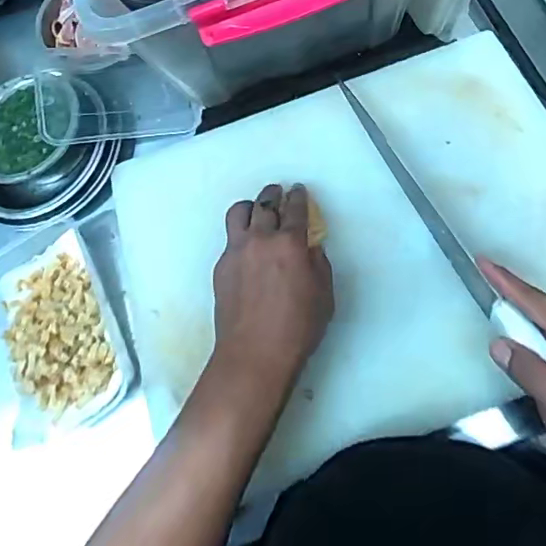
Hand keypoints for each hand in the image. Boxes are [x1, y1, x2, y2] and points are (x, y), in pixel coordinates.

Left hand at [210, 183, 333, 393]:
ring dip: (250, 207)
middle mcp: (261, 239)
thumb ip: (318, 264)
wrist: (254, 354)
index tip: (298, 190)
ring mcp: (237, 250)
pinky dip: (241, 236)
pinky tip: (247, 249)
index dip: (298, 196)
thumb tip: (310, 248)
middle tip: (278, 192)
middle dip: (273, 194)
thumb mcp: (324, 295)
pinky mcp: (221, 266)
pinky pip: (231, 239)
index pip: (295, 209)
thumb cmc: (298, 328)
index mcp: (290, 243)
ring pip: (239, 212)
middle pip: (265, 203)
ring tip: (256, 210)